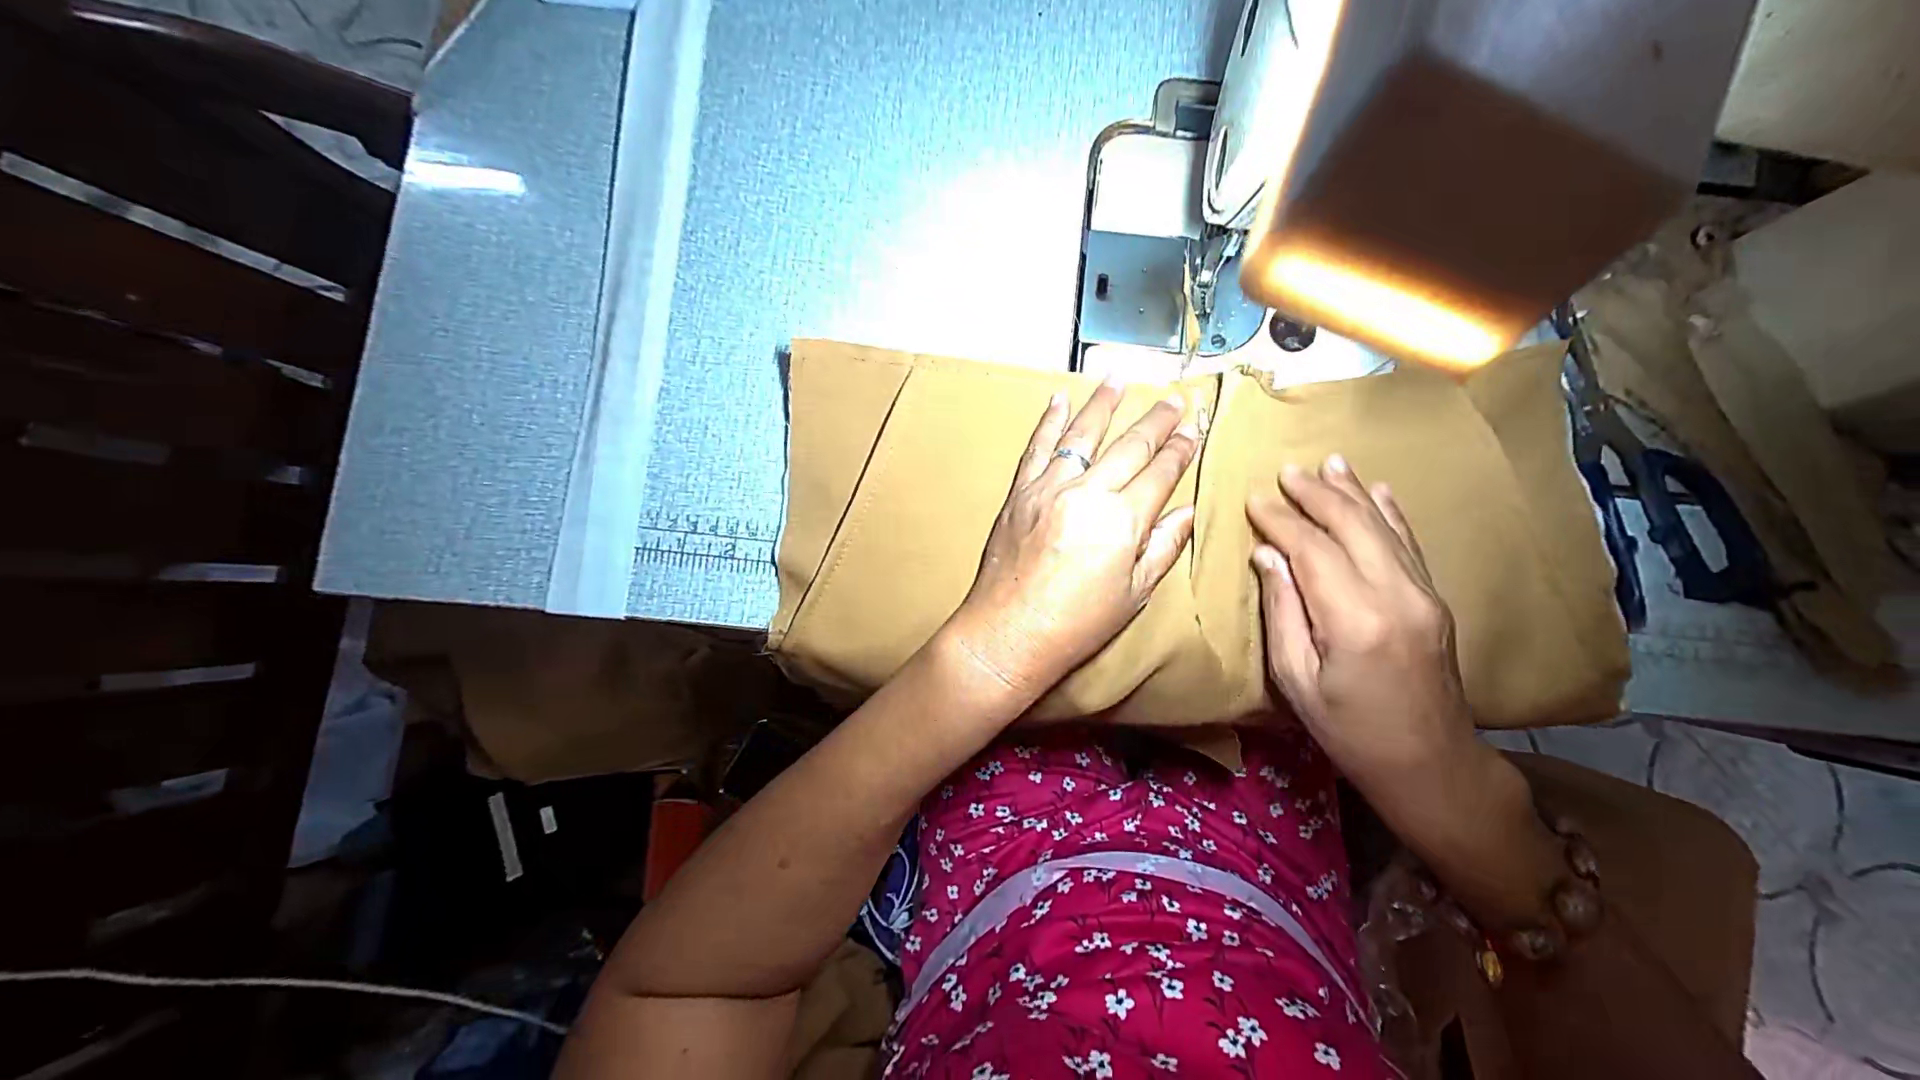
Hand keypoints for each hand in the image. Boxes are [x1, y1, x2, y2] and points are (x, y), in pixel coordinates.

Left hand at [942, 381, 1200, 702]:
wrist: (1008, 633)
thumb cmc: (1074, 624)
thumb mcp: (1133, 594)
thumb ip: (1163, 547)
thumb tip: (1185, 513)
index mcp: (1123, 521)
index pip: (1161, 472)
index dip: (1181, 448)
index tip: (1194, 427)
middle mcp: (1087, 495)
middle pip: (1129, 446)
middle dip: (1156, 420)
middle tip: (1172, 399)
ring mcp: (1049, 489)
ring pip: (1081, 435)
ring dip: (1103, 404)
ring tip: (1118, 379)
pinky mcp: (1019, 494)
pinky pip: (1037, 448)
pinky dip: (1049, 422)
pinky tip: (1058, 401)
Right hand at [1246, 454, 1475, 782]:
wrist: (1430, 763)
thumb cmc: (1348, 730)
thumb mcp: (1295, 679)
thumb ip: (1282, 610)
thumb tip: (1267, 555)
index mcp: (1354, 619)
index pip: (1312, 549)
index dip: (1280, 520)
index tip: (1254, 499)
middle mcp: (1396, 595)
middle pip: (1351, 526)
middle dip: (1315, 494)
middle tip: (1286, 471)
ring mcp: (1424, 595)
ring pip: (1383, 527)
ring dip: (1352, 492)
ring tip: (1328, 463)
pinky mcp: (1435, 600)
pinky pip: (1409, 544)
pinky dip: (1390, 513)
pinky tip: (1378, 491)